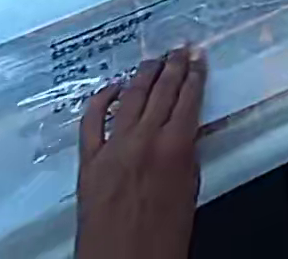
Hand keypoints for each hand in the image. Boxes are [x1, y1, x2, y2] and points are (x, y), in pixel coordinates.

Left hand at [75, 46, 207, 258]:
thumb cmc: (162, 245)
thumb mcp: (188, 195)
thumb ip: (187, 156)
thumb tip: (187, 130)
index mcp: (174, 149)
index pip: (188, 98)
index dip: (195, 74)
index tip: (198, 58)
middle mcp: (144, 140)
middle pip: (162, 89)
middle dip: (174, 65)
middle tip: (180, 48)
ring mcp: (114, 147)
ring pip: (132, 96)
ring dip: (145, 73)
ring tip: (154, 59)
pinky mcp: (89, 161)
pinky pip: (93, 119)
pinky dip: (102, 99)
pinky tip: (113, 87)